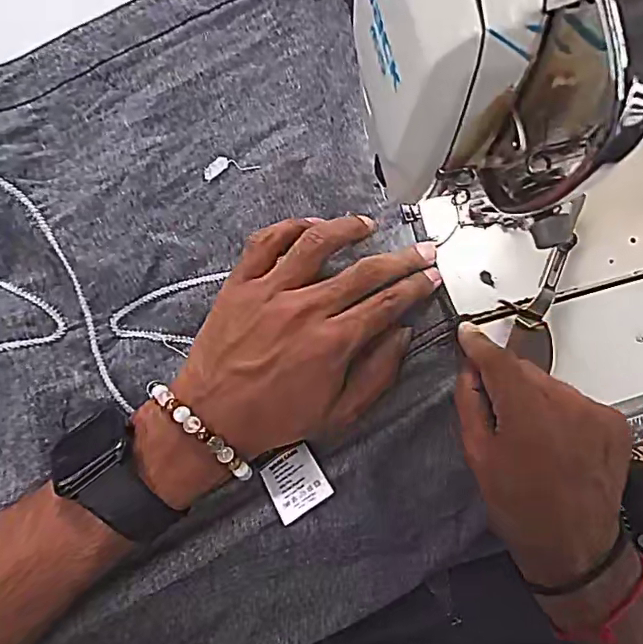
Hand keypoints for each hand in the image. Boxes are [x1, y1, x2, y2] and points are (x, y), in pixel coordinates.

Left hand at [131, 215, 440, 508]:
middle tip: (420, 250)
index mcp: (332, 343)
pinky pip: (267, 242)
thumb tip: (402, 337)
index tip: (429, 277)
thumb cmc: (273, 418)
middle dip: (402, 258)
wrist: (213, 418)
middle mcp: (305, 310)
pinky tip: (310, 225)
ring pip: (318, 242)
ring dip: (349, 228)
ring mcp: (271, 292)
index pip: (388, 301)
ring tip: (368, 225)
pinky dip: (292, 226)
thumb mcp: (338, 412)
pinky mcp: (242, 285)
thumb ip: (378, 373)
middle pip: (365, 270)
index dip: (416, 286)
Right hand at [453, 321, 632, 588]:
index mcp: (527, 410)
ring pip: (553, 386)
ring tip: (533, 439)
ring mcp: (594, 412)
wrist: (573, 545)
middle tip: (499, 413)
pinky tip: (557, 443)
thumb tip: (469, 374)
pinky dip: (564, 413)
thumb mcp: (479, 458)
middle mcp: (566, 403)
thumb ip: (471, 406)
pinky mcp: (613, 422)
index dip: (479, 345)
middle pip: (527, 371)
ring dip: (538, 400)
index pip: (499, 360)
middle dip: (509, 383)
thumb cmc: (525, 510)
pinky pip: (577, 402)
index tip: (469, 336)